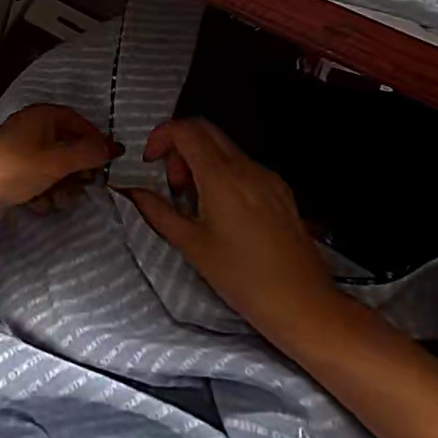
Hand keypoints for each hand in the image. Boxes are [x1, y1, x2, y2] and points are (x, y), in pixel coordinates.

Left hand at [0, 103, 123, 212]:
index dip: (93, 138)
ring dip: (60, 186)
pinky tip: (37, 203)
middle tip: (83, 185)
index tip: (105, 159)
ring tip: (56, 199)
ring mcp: (18, 150)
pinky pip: (37, 178)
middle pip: (66, 146)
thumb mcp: (58, 161)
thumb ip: (88, 153)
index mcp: (39, 115)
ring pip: (53, 166)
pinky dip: (41, 191)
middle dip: (76, 170)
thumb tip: (112, 148)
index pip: (75, 119)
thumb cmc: (17, 168)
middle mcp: (29, 128)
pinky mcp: (11, 171)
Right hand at [117, 118, 339, 343]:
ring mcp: (268, 179)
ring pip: (224, 148)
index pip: (185, 130)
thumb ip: (156, 210)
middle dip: (179, 146)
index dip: (160, 137)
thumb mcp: (190, 244)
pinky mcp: (281, 193)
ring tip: (193, 200)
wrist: (306, 307)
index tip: (151, 161)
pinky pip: (243, 166)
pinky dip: (221, 173)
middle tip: (171, 181)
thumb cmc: (244, 278)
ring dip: (200, 160)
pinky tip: (219, 209)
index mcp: (222, 177)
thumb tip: (131, 191)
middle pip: (205, 130)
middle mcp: (248, 169)